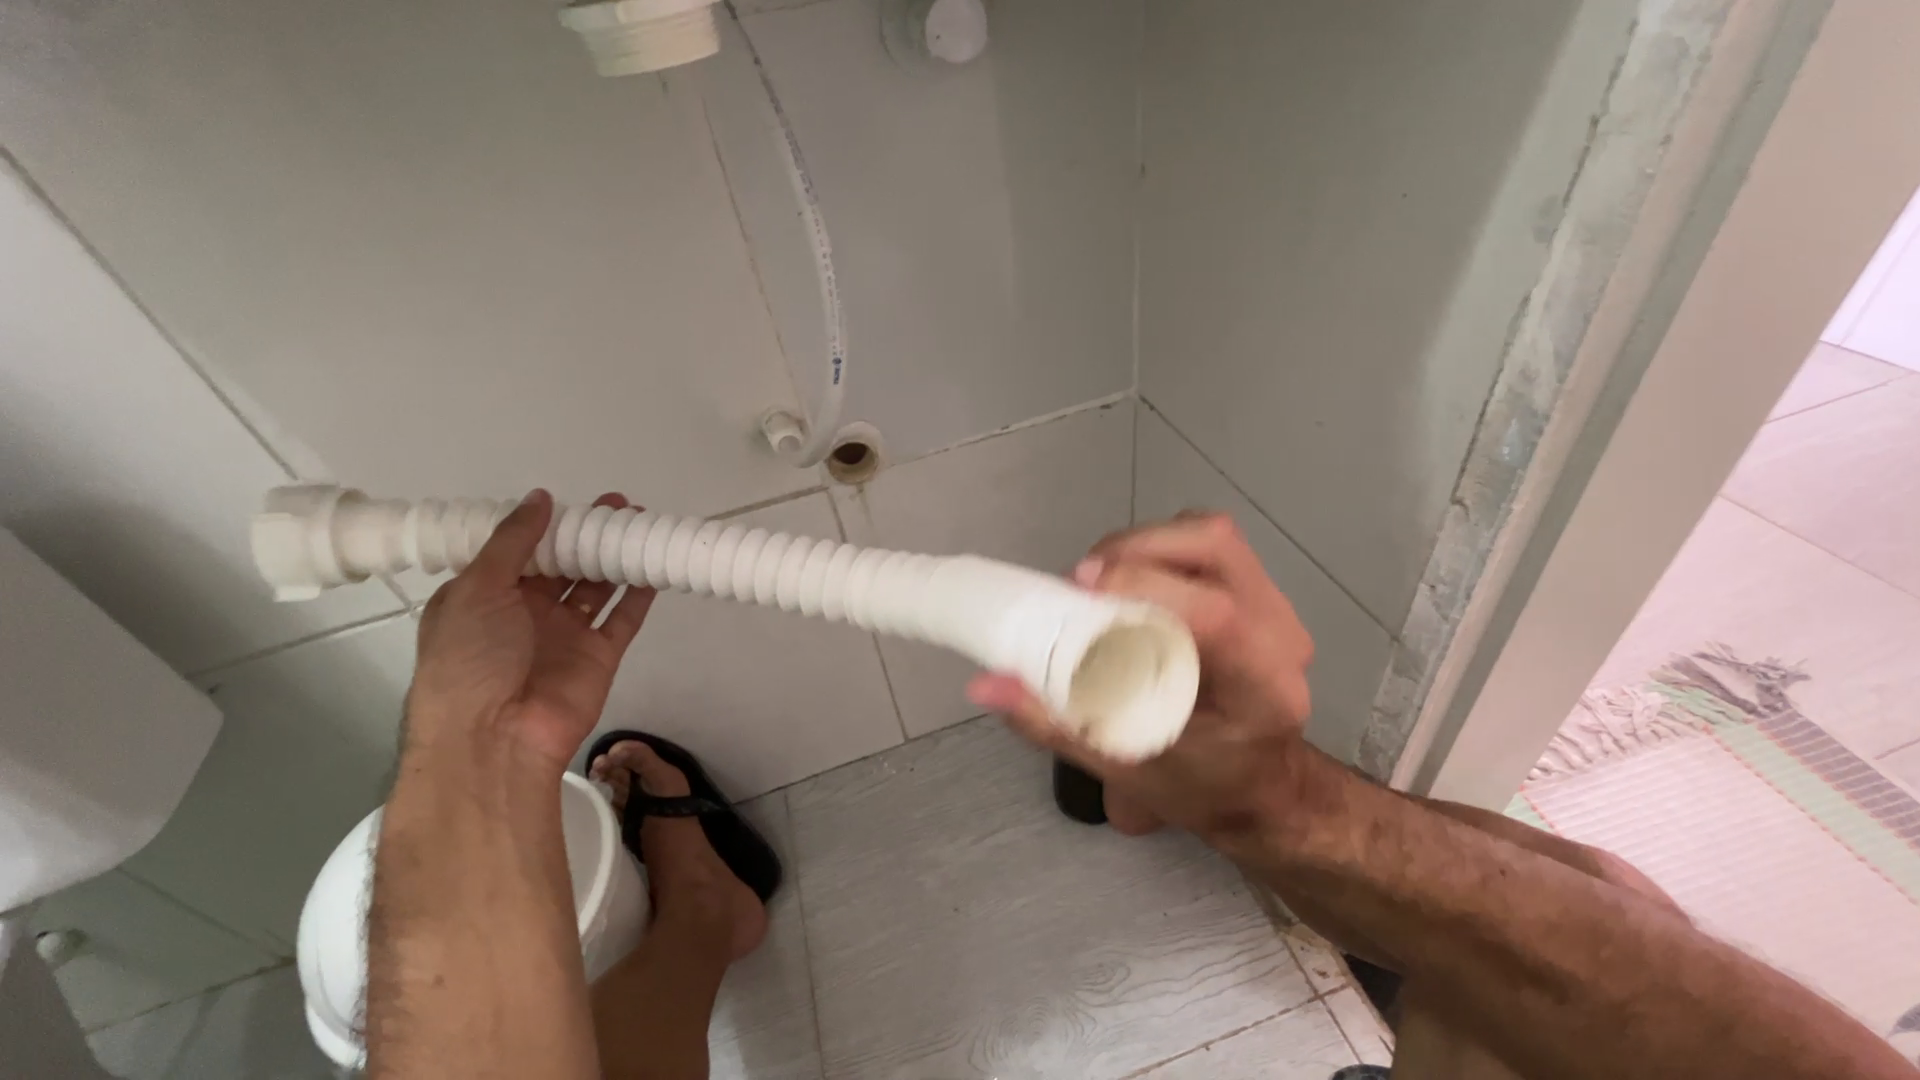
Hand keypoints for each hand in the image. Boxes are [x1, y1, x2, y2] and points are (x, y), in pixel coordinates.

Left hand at [405, 490, 654, 771]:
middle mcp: (527, 614)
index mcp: (487, 598)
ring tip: (639, 523)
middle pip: (564, 566)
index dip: (544, 526)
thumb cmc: (470, 660)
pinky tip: (653, 563)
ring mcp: (566, 635)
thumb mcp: (475, 590)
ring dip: (615, 556)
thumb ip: (512, 541)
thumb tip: (539, 498)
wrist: (495, 737)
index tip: (570, 502)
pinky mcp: (600, 655)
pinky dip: (640, 592)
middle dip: (587, 535)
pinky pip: (624, 617)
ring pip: (597, 587)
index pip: (519, 553)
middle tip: (617, 505)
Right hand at [968, 513, 1315, 836]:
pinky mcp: (1259, 591)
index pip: (1214, 615)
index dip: (1143, 586)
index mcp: (1260, 688)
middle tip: (1079, 584)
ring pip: (1208, 534)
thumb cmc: (1204, 788)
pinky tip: (1130, 582)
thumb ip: (1058, 724)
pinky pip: (1206, 543)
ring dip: (1143, 544)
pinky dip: (1159, 548)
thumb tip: (986, 685)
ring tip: (1098, 583)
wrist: (1262, 785)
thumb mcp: (1127, 769)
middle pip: (1211, 548)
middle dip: (1134, 550)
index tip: (1080, 591)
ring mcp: (1277, 606)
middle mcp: (1280, 634)